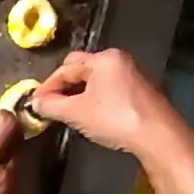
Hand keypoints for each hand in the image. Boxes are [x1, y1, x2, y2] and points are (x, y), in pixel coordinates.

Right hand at [30, 49, 187, 154]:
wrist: (158, 135)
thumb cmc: (115, 119)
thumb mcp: (76, 113)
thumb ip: (51, 105)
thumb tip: (35, 103)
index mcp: (103, 59)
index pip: (66, 69)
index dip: (47, 86)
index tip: (34, 103)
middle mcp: (119, 59)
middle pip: (82, 67)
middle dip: (64, 85)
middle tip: (51, 103)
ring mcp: (133, 73)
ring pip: (96, 78)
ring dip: (79, 92)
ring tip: (68, 110)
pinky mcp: (141, 89)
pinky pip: (110, 86)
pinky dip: (96, 96)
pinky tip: (91, 113)